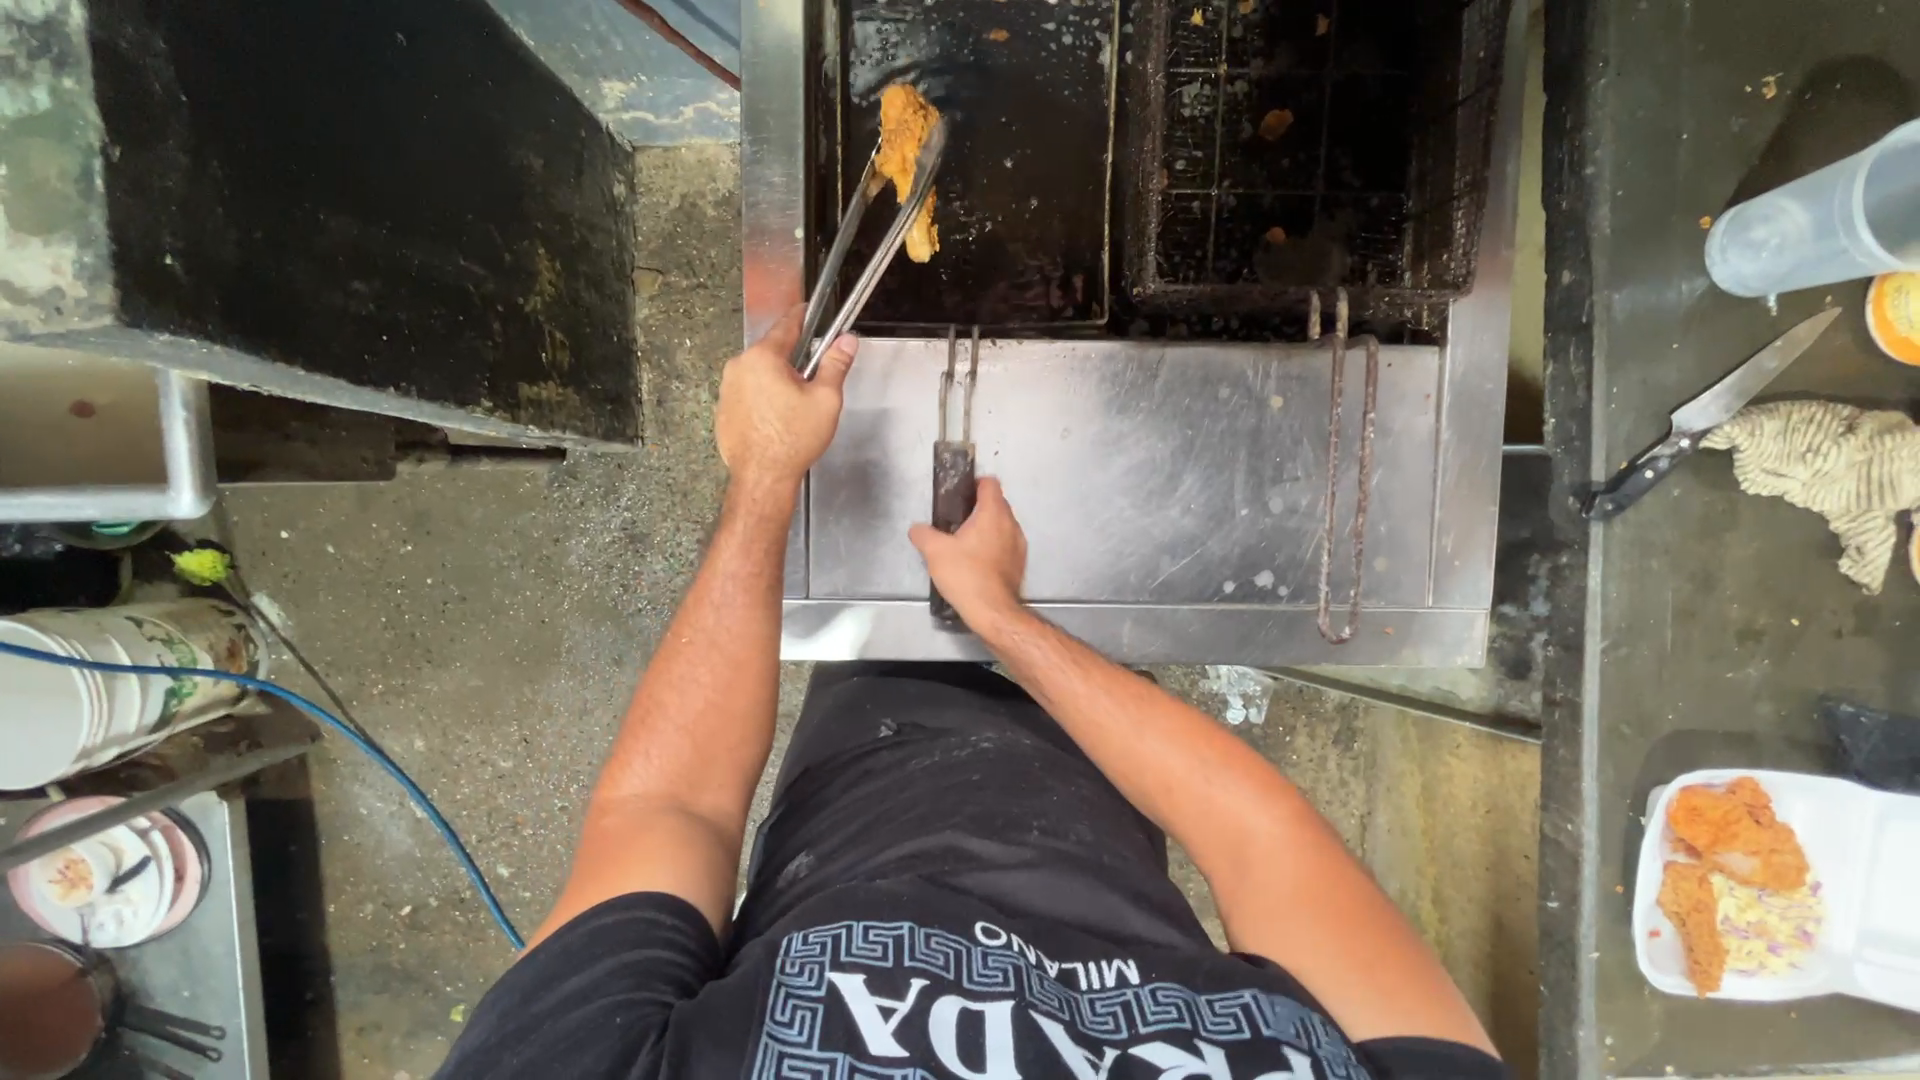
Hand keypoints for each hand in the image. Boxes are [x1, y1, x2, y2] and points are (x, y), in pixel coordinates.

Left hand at [716, 305, 858, 491]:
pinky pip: (747, 395)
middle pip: (773, 352)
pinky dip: (762, 402)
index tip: (806, 311)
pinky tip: (777, 422)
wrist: (763, 476)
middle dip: (793, 364)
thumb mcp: (825, 399)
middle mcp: (739, 368)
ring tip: (794, 411)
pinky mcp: (724, 409)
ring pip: (759, 375)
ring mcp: (727, 389)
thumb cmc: (791, 441)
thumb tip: (846, 342)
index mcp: (763, 358)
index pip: (786, 326)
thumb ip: (836, 364)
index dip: (801, 317)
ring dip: (777, 384)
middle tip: (811, 387)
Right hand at [909, 477, 1027, 625]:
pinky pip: (1006, 543)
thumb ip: (923, 534)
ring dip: (987, 527)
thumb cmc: (965, 574)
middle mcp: (1011, 524)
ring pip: (1003, 524)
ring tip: (965, 541)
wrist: (992, 610)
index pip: (990, 484)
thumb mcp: (934, 551)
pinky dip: (994, 545)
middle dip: (978, 507)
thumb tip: (916, 529)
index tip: (960, 493)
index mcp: (993, 513)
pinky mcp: (1020, 562)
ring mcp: (1019, 543)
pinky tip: (977, 560)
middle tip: (957, 519)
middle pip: (997, 503)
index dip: (974, 483)